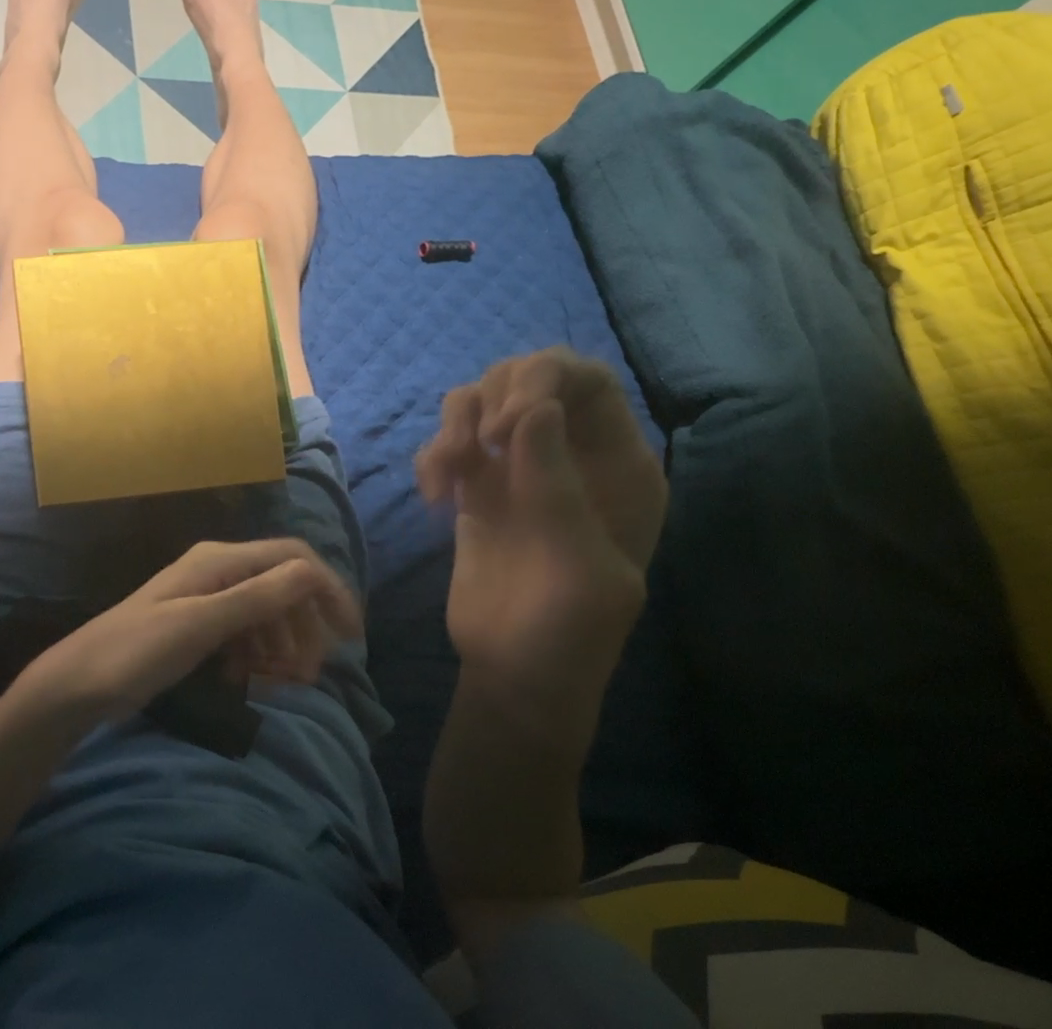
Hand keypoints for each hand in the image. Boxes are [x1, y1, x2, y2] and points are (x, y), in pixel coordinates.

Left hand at [12, 540, 362, 722]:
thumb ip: (258, 597)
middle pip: (283, 588)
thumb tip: (314, 573)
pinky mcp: (196, 627)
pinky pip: (242, 634)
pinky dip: (254, 655)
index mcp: (220, 560)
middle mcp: (217, 571)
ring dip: (281, 646)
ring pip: (265, 614)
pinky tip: (244, 681)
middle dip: (303, 629)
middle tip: (307, 677)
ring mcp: (205, 599)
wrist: (79, 684)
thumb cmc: (137, 651)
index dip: (328, 591)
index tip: (350, 637)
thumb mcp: (201, 625)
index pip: (293, 559)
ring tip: (279, 684)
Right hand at [415, 349, 665, 700]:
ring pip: (483, 400)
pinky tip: (433, 495)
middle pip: (531, 377)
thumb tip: (533, 409)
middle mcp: (570, 456)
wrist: (512, 674)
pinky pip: (449, 442)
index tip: (507, 425)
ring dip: (455, 422)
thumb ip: (559, 488)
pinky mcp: (475, 489)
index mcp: (618, 467)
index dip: (546, 381)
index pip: (589, 383)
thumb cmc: (565, 633)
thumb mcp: (580, 569)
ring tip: (445, 472)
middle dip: (496, 394)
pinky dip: (433, 455)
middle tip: (477, 445)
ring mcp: (518, 470)